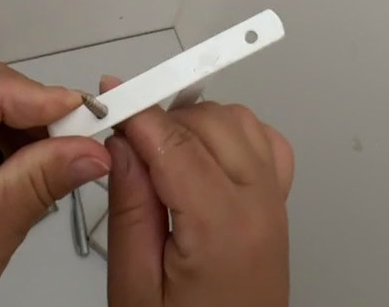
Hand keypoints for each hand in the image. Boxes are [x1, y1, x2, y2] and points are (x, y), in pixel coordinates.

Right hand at [103, 76, 293, 306]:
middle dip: (162, 118)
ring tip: (159, 153)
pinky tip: (203, 154)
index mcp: (222, 228)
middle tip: (125, 137)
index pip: (174, 140)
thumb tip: (121, 141)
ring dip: (195, 121)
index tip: (109, 100)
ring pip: (237, 119)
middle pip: (207, 120)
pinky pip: (264, 140)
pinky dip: (233, 131)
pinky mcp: (279, 204)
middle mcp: (258, 206)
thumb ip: (129, 206)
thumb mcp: (134, 287)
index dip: (137, 112)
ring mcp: (275, 202)